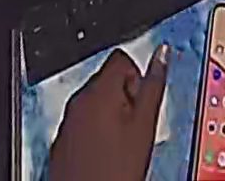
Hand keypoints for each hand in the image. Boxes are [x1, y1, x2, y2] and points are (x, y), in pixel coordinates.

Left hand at [49, 44, 170, 180]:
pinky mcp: (61, 140)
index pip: (121, 58)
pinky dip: (94, 132)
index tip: (141, 104)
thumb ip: (154, 85)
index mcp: (100, 90)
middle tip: (134, 129)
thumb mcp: (144, 126)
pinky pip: (82, 123)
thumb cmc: (116, 171)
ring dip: (110, 116)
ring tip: (121, 146)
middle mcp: (79, 99)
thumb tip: (163, 54)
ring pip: (94, 103)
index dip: (137, 78)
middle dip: (124, 99)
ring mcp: (68, 120)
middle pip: (107, 80)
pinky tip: (104, 156)